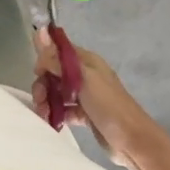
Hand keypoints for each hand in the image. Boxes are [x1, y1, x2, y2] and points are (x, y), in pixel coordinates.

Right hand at [30, 30, 158, 165]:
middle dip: (43, 85)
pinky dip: (56, 114)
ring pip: (57, 93)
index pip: (58, 52)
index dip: (45, 60)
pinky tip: (52, 123)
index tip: (38, 74)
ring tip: (44, 115)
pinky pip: (64, 110)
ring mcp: (85, 95)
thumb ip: (58, 59)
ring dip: (47, 101)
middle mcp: (85, 75)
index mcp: (87, 61)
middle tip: (40, 101)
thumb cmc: (108, 104)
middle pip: (55, 74)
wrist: (131, 139)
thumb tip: (40, 30)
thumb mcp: (82, 78)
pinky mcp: (85, 114)